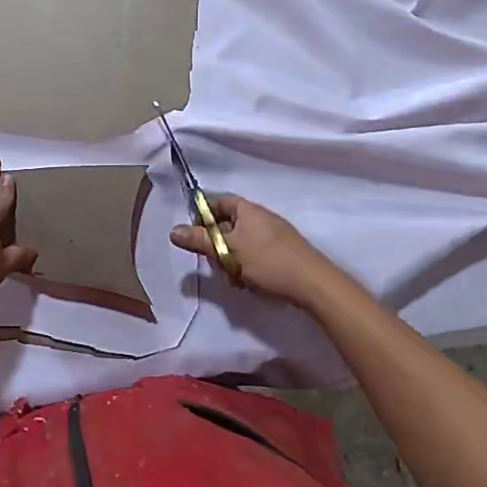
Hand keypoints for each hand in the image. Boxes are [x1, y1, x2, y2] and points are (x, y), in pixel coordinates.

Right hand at [170, 195, 345, 307]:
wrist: (314, 284)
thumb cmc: (267, 261)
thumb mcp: (227, 251)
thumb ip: (199, 240)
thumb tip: (173, 230)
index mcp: (247, 209)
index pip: (217, 202)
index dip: (202, 215)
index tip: (194, 235)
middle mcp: (261, 217)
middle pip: (228, 224)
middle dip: (217, 245)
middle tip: (214, 263)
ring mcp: (274, 234)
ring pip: (240, 243)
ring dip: (231, 260)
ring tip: (234, 279)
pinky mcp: (283, 252)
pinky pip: (255, 254)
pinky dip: (247, 266)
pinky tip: (249, 283)